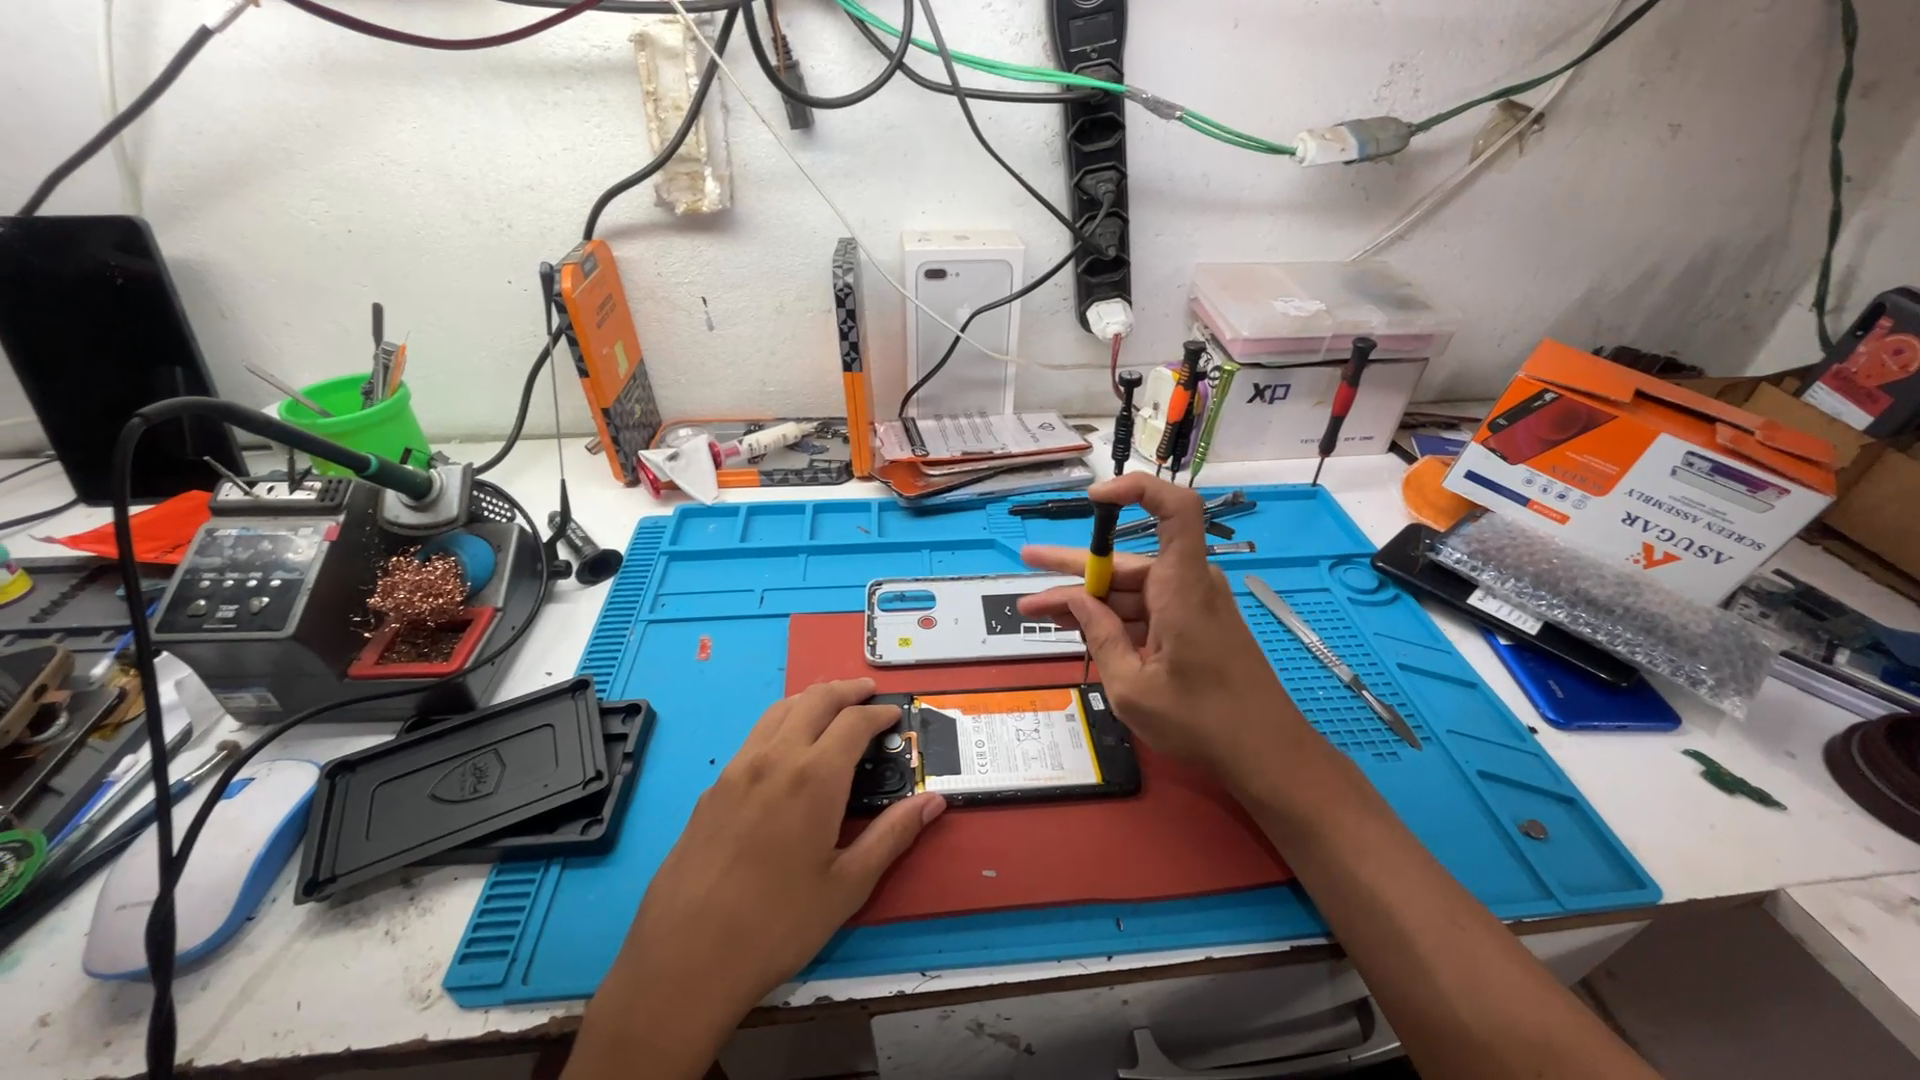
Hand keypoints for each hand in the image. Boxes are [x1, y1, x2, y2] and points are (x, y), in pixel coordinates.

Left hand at [575, 680, 943, 1078]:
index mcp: (813, 777)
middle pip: (812, 701)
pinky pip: (752, 738)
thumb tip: (932, 801)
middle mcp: (773, 759)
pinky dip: (780, 724)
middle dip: (844, 690)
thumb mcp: (848, 885)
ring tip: (829, 706)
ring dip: (809, 700)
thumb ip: (892, 835)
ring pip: (776, 712)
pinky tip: (786, 751)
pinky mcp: (711, 791)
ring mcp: (735, 772)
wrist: (685, 957)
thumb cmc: (778, 925)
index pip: (853, 723)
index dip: (878, 713)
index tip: (894, 715)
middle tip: (866, 691)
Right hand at [1018, 474, 1303, 783]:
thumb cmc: (1200, 720)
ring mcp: (1192, 606)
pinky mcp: (1193, 627)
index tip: (1093, 501)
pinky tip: (1074, 627)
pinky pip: (1145, 610)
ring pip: (1131, 590)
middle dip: (1074, 567)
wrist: (1264, 752)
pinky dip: (1112, 618)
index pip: (1175, 509)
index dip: (1136, 491)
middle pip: (1128, 561)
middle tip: (1027, 562)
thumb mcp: (1132, 685)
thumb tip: (1074, 601)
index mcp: (1181, 587)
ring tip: (1034, 609)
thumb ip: (1100, 636)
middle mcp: (1188, 585)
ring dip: (1086, 600)